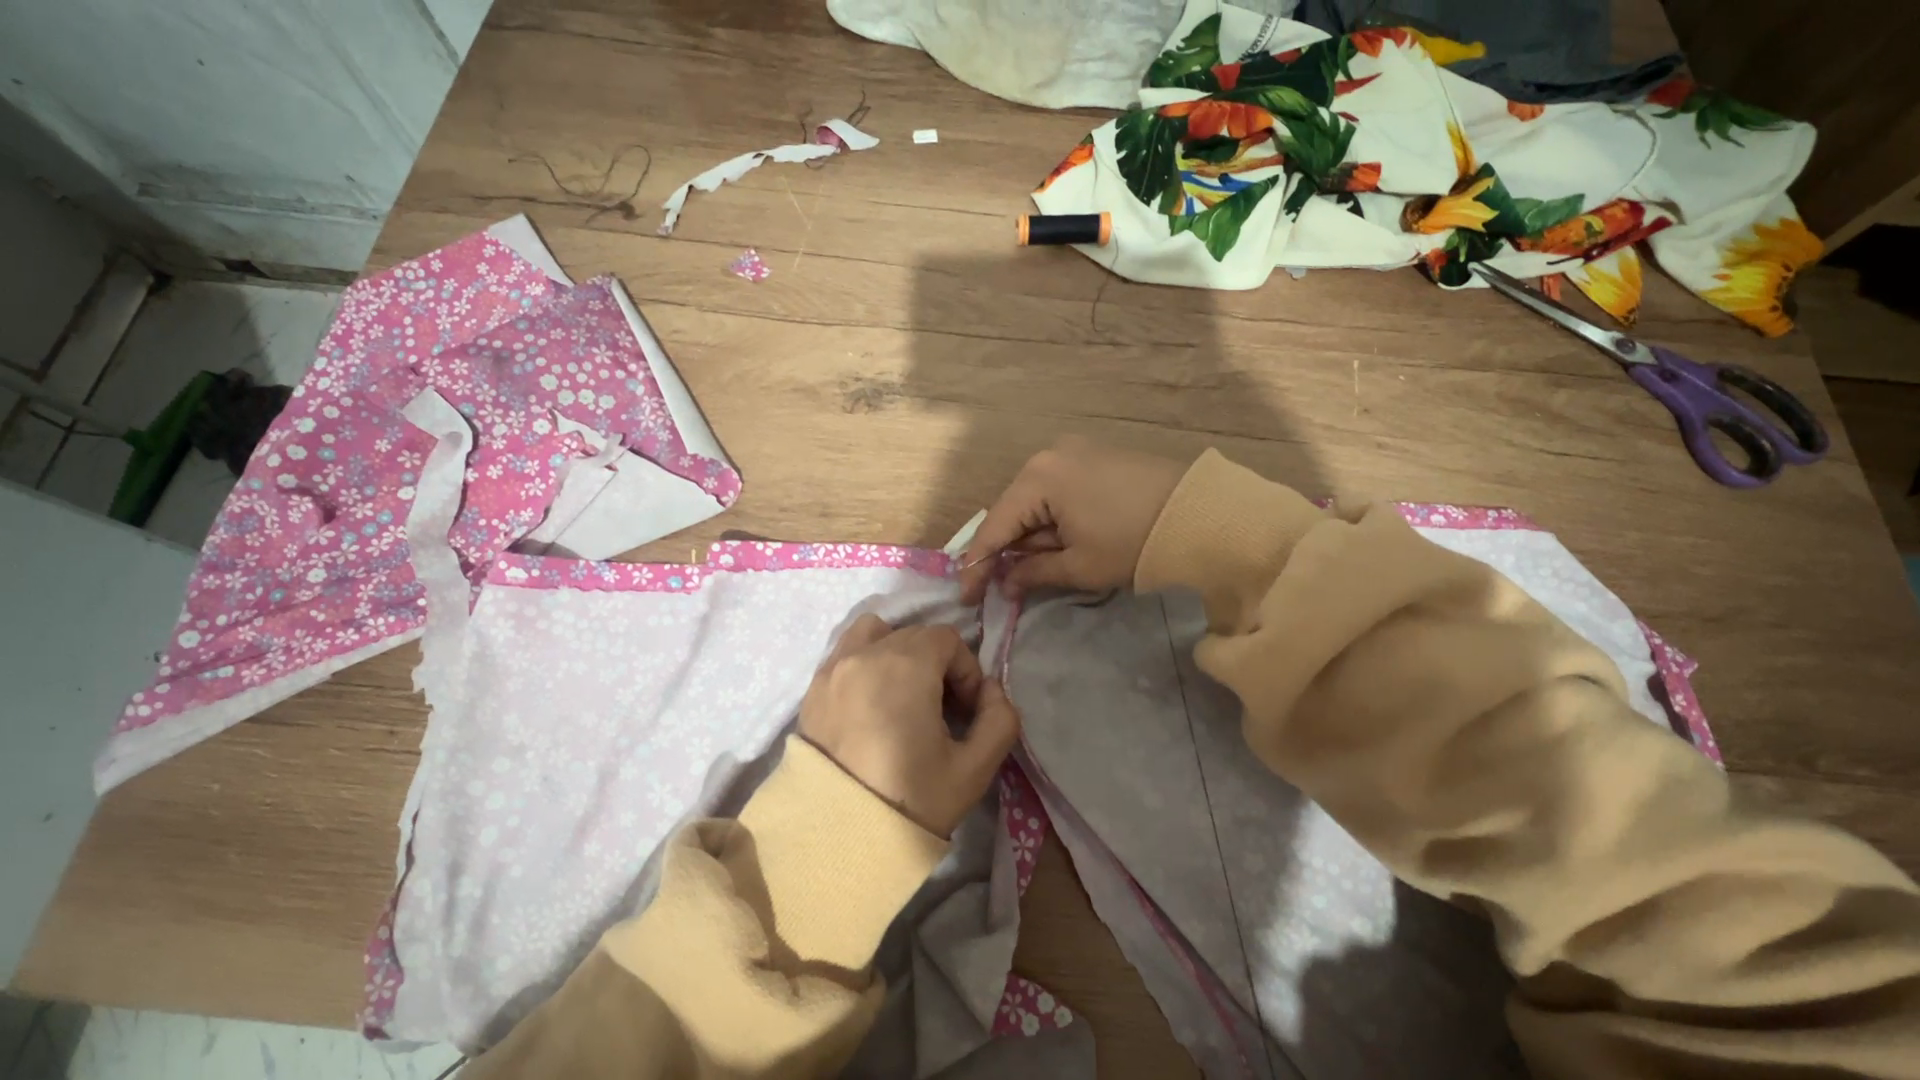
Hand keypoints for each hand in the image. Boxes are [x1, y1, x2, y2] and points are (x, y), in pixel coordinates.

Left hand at [798, 614, 1021, 838]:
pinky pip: (844, 655)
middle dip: (935, 666)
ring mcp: (832, 670)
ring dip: (895, 654)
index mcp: (905, 665)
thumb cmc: (911, 800)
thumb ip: (999, 718)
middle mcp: (865, 655)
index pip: (947, 639)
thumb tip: (989, 691)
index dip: (966, 671)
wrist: (838, 839)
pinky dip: (864, 665)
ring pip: (874, 634)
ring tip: (902, 699)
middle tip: (941, 714)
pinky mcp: (810, 690)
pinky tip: (872, 708)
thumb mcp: (974, 768)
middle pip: (913, 636)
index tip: (966, 712)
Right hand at [959, 437, 1185, 603]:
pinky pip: (1058, 493)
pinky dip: (1052, 522)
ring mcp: (1074, 452)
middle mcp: (1049, 456)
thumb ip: (1034, 573)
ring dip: (1030, 538)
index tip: (967, 598)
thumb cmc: (1132, 541)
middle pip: (1013, 511)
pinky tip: (1055, 547)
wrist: (1200, 514)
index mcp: (1038, 478)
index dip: (977, 567)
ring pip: (1036, 503)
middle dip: (1005, 551)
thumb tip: (1006, 583)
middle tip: (996, 588)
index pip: (995, 528)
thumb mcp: (1080, 566)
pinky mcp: (1095, 458)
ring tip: (1028, 573)